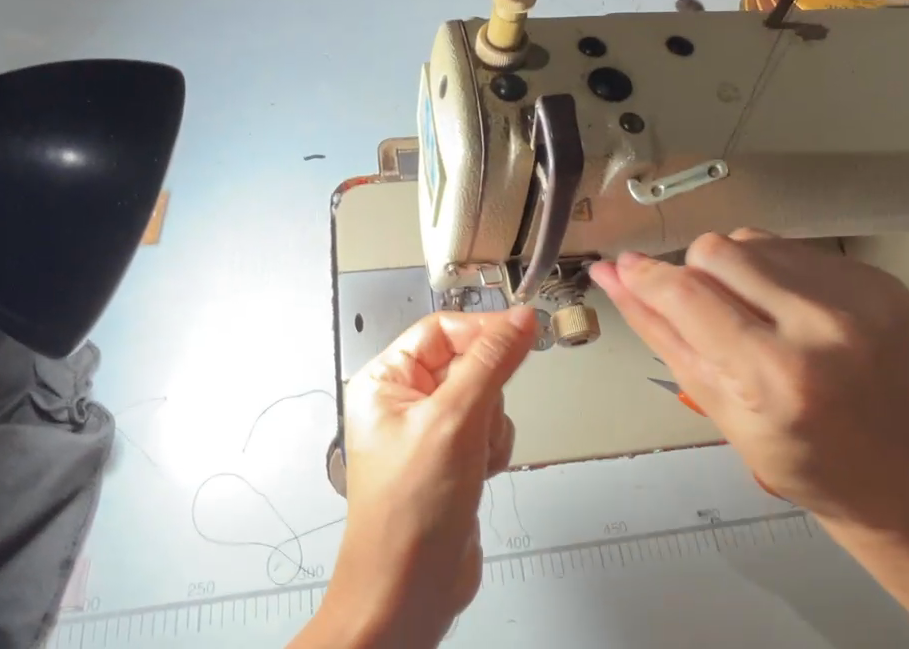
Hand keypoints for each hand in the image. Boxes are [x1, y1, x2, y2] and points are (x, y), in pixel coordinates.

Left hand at [306, 307, 537, 648]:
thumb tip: (519, 319)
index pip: (442, 328)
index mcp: (385, 380)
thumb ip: (491, 362)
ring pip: (484, 397)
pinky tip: (479, 473)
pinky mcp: (450, 458)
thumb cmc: (408, 512)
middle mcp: (403, 401)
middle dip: (486, 392)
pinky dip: (493, 448)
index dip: (483, 329)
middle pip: (468, 361)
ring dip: (491, 425)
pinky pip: (487, 429)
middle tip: (476, 421)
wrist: (410, 589)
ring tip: (472, 456)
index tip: (523, 332)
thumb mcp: (454, 420)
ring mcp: (428, 431)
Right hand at [590, 230, 908, 530]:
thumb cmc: (790, 452)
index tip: (622, 269)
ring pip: (752, 241)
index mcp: (775, 374)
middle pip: (717, 250)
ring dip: (736, 270)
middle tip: (710, 316)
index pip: (687, 295)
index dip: (646, 276)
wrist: (889, 470)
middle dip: (696, 275)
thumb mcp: (712, 402)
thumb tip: (609, 273)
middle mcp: (822, 326)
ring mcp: (859, 299)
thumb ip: (658, 330)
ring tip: (755, 316)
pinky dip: (776, 272)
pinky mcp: (880, 282)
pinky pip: (794, 248)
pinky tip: (792, 313)